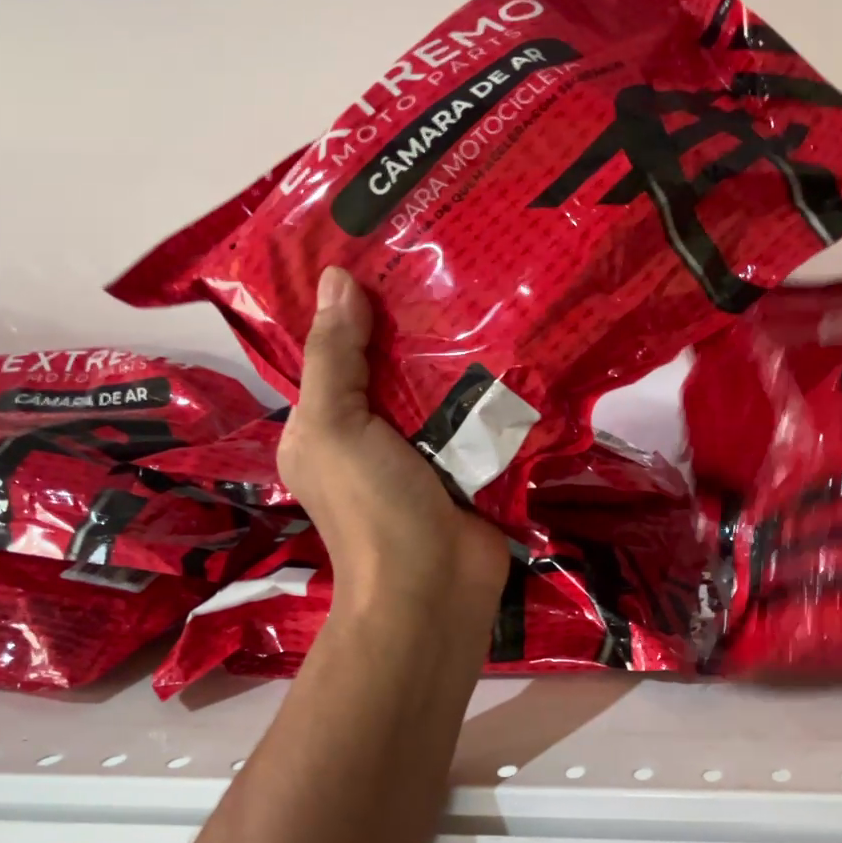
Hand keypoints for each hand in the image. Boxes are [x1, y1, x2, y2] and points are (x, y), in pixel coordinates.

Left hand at [278, 267, 509, 613]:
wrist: (435, 588)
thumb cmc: (372, 507)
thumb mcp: (334, 426)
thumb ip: (335, 357)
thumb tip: (336, 279)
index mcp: (325, 423)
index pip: (334, 352)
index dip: (351, 308)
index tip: (382, 254)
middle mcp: (373, 433)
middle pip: (394, 366)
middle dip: (415, 324)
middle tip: (449, 264)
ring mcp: (426, 452)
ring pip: (441, 389)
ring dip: (461, 355)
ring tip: (489, 291)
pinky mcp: (470, 466)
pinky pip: (478, 418)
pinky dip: (493, 392)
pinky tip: (516, 347)